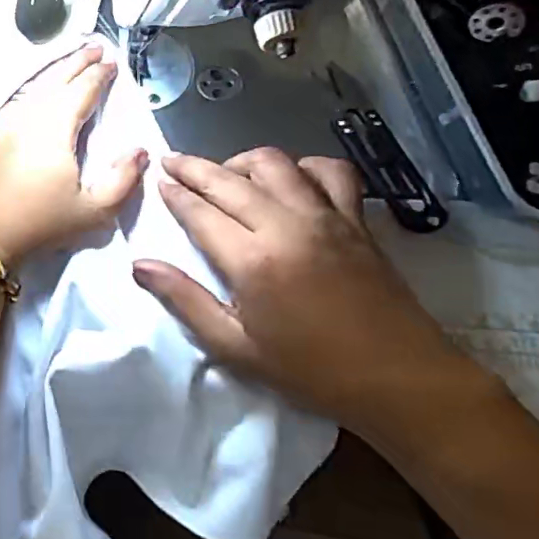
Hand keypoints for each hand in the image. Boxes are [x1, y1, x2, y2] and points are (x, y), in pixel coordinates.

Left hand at [0, 43, 147, 265]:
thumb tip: (140, 151)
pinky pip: (15, 97)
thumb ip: (123, 180)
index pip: (81, 90)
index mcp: (53, 127)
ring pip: (33, 85)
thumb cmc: (37, 224)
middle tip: (96, 47)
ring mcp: (1, 119)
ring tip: (71, 60)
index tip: (112, 63)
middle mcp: (26, 114)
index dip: (99, 75)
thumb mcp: (91, 211)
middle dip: (78, 61)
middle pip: (56, 78)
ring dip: (54, 70)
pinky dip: (33, 86)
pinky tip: (38, 89)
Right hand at [134, 148, 493, 432]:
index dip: (175, 194)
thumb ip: (186, 301)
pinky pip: (329, 171)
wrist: (397, 377)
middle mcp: (285, 224)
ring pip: (275, 163)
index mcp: (252, 260)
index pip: (201, 212)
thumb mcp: (238, 348)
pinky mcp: (354, 217)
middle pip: (229, 180)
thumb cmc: (311, 371)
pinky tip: (293, 179)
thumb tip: (141, 265)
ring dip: (242, 160)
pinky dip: (305, 166)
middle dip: (194, 167)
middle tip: (173, 162)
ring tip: (226, 172)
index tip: (160, 181)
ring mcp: (324, 215)